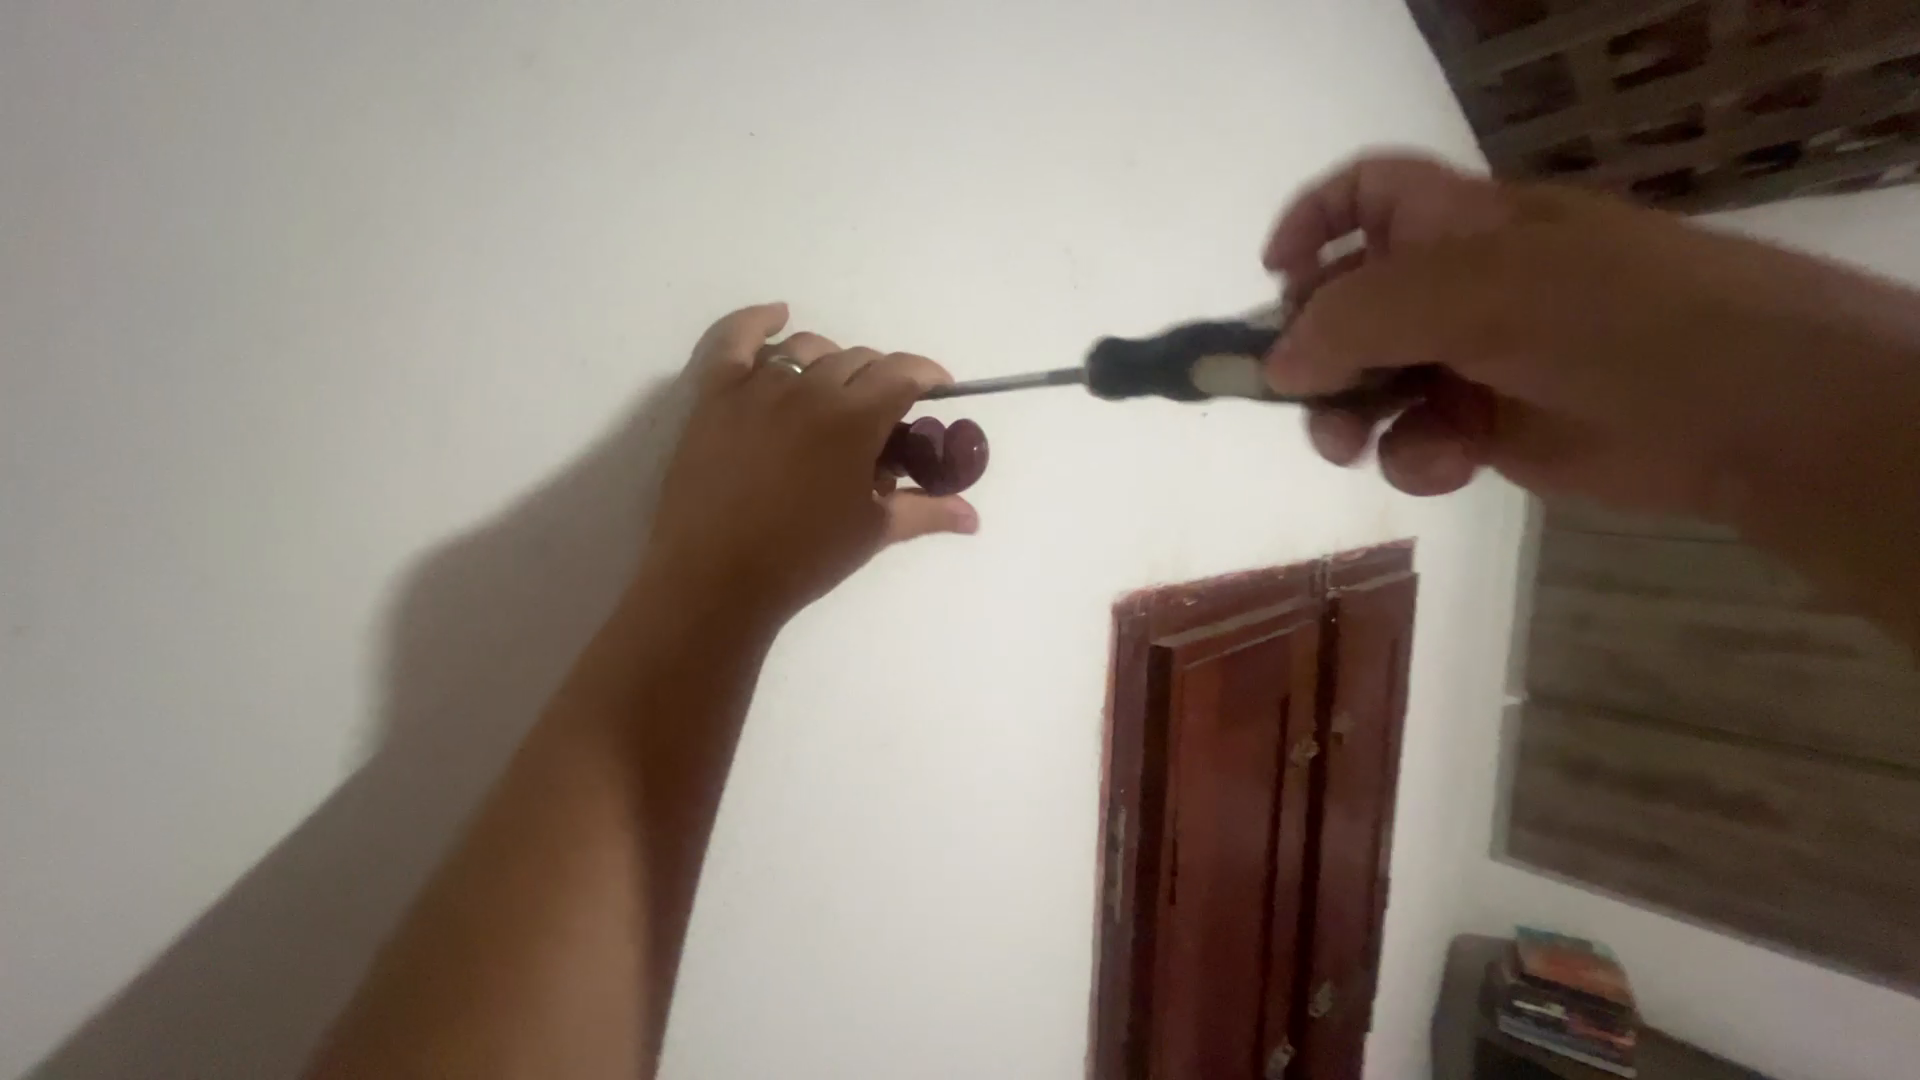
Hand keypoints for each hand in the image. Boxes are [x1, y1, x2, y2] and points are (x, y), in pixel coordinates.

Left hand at [640, 304, 977, 626]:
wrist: (714, 578)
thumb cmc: (802, 558)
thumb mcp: (872, 532)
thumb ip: (926, 512)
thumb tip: (974, 517)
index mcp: (855, 419)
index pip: (902, 373)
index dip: (926, 375)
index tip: (937, 389)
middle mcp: (809, 389)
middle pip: (858, 360)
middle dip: (881, 379)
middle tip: (882, 416)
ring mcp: (756, 387)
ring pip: (805, 349)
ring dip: (831, 361)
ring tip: (835, 390)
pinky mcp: (712, 394)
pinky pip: (733, 338)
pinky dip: (757, 320)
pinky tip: (776, 315)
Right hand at [1261, 153, 1919, 521]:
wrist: (1746, 414)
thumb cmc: (1614, 320)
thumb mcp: (1478, 294)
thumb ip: (1359, 318)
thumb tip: (1278, 365)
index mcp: (1454, 229)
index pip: (1366, 196)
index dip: (1311, 225)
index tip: (1273, 277)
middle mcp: (1452, 289)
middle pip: (1343, 307)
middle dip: (1312, 353)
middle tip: (1302, 396)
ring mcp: (1463, 359)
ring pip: (1363, 384)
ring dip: (1346, 418)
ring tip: (1350, 446)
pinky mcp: (1477, 425)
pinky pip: (1408, 439)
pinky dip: (1412, 456)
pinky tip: (1444, 464)